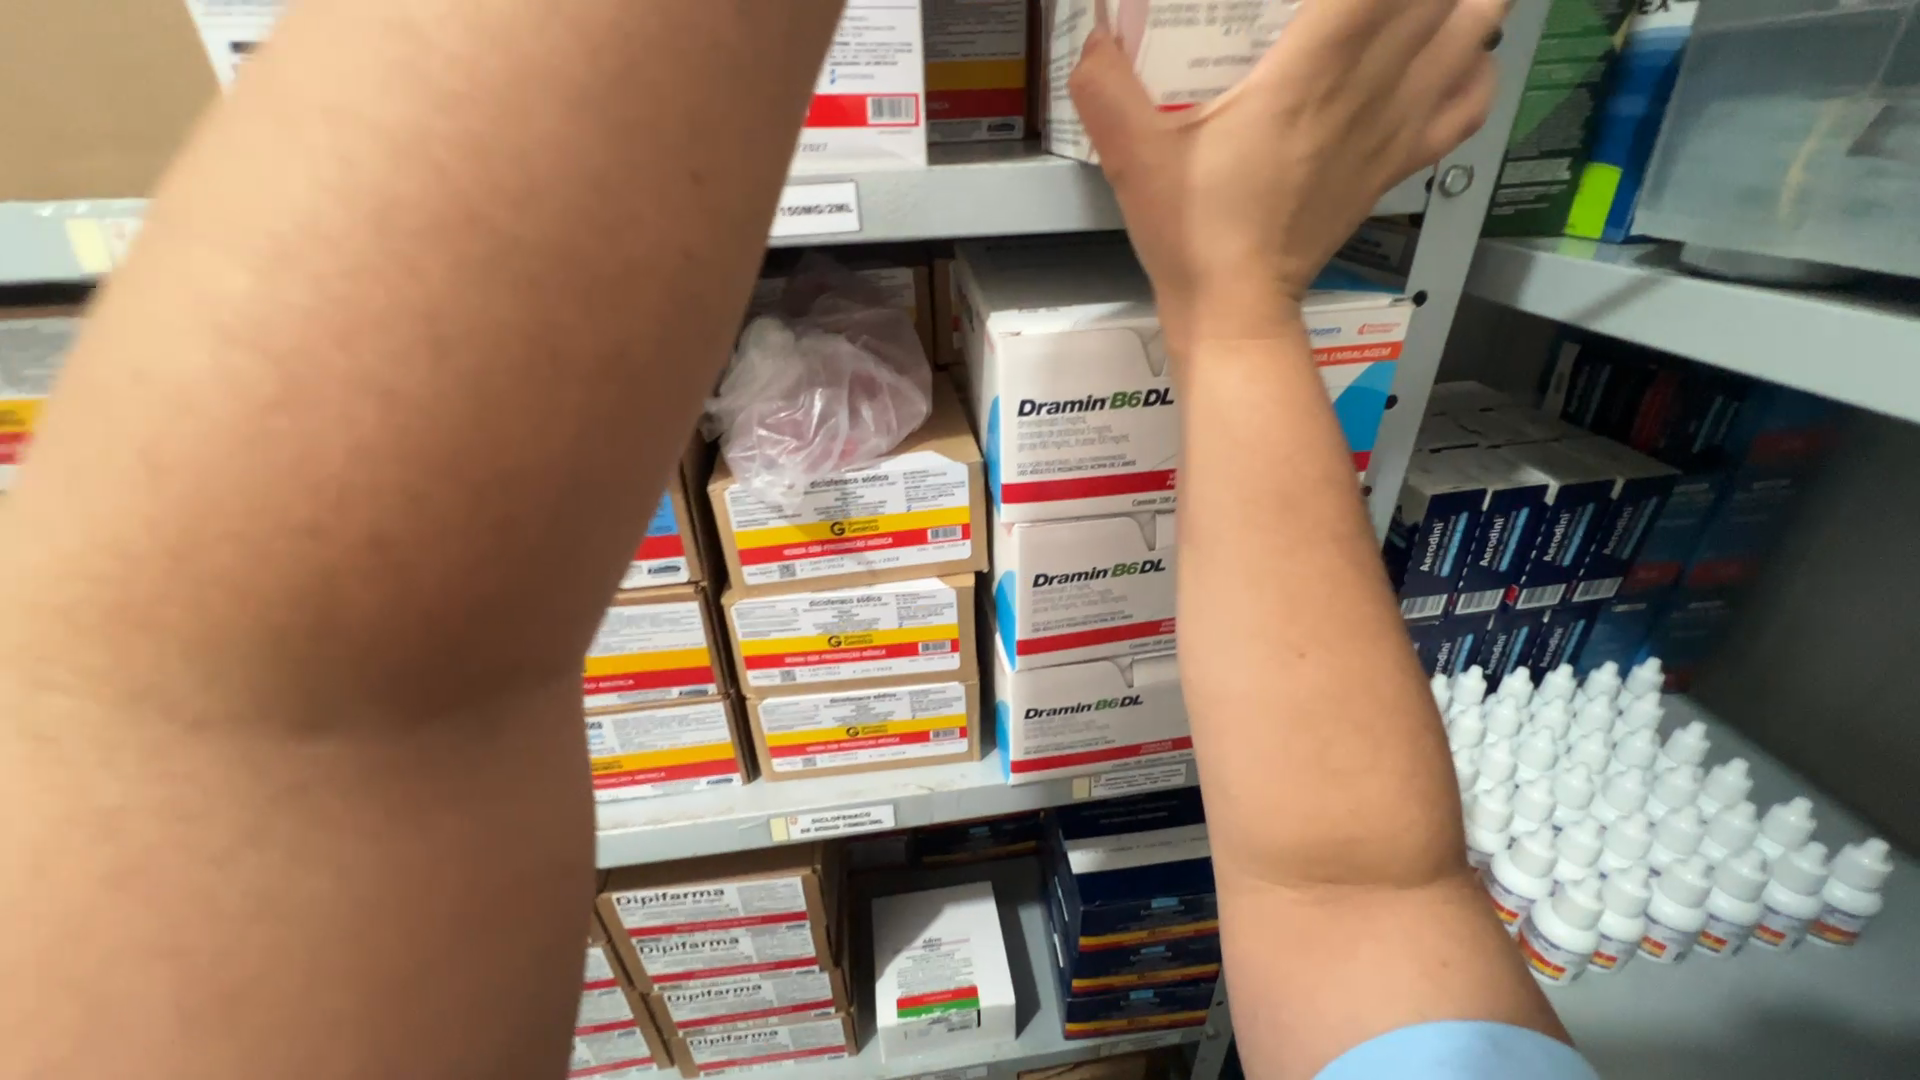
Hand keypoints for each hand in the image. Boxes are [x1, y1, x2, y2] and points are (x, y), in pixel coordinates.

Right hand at [1071, 0, 1502, 350]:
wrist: (1235, 308)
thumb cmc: (1192, 234)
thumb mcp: (1133, 161)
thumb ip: (1106, 92)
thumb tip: (1093, 37)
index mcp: (1309, 72)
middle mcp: (1369, 87)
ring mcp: (1394, 128)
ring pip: (1476, 24)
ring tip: (1409, 3)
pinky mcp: (1397, 165)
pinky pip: (1470, 100)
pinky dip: (1471, 66)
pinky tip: (1440, 60)